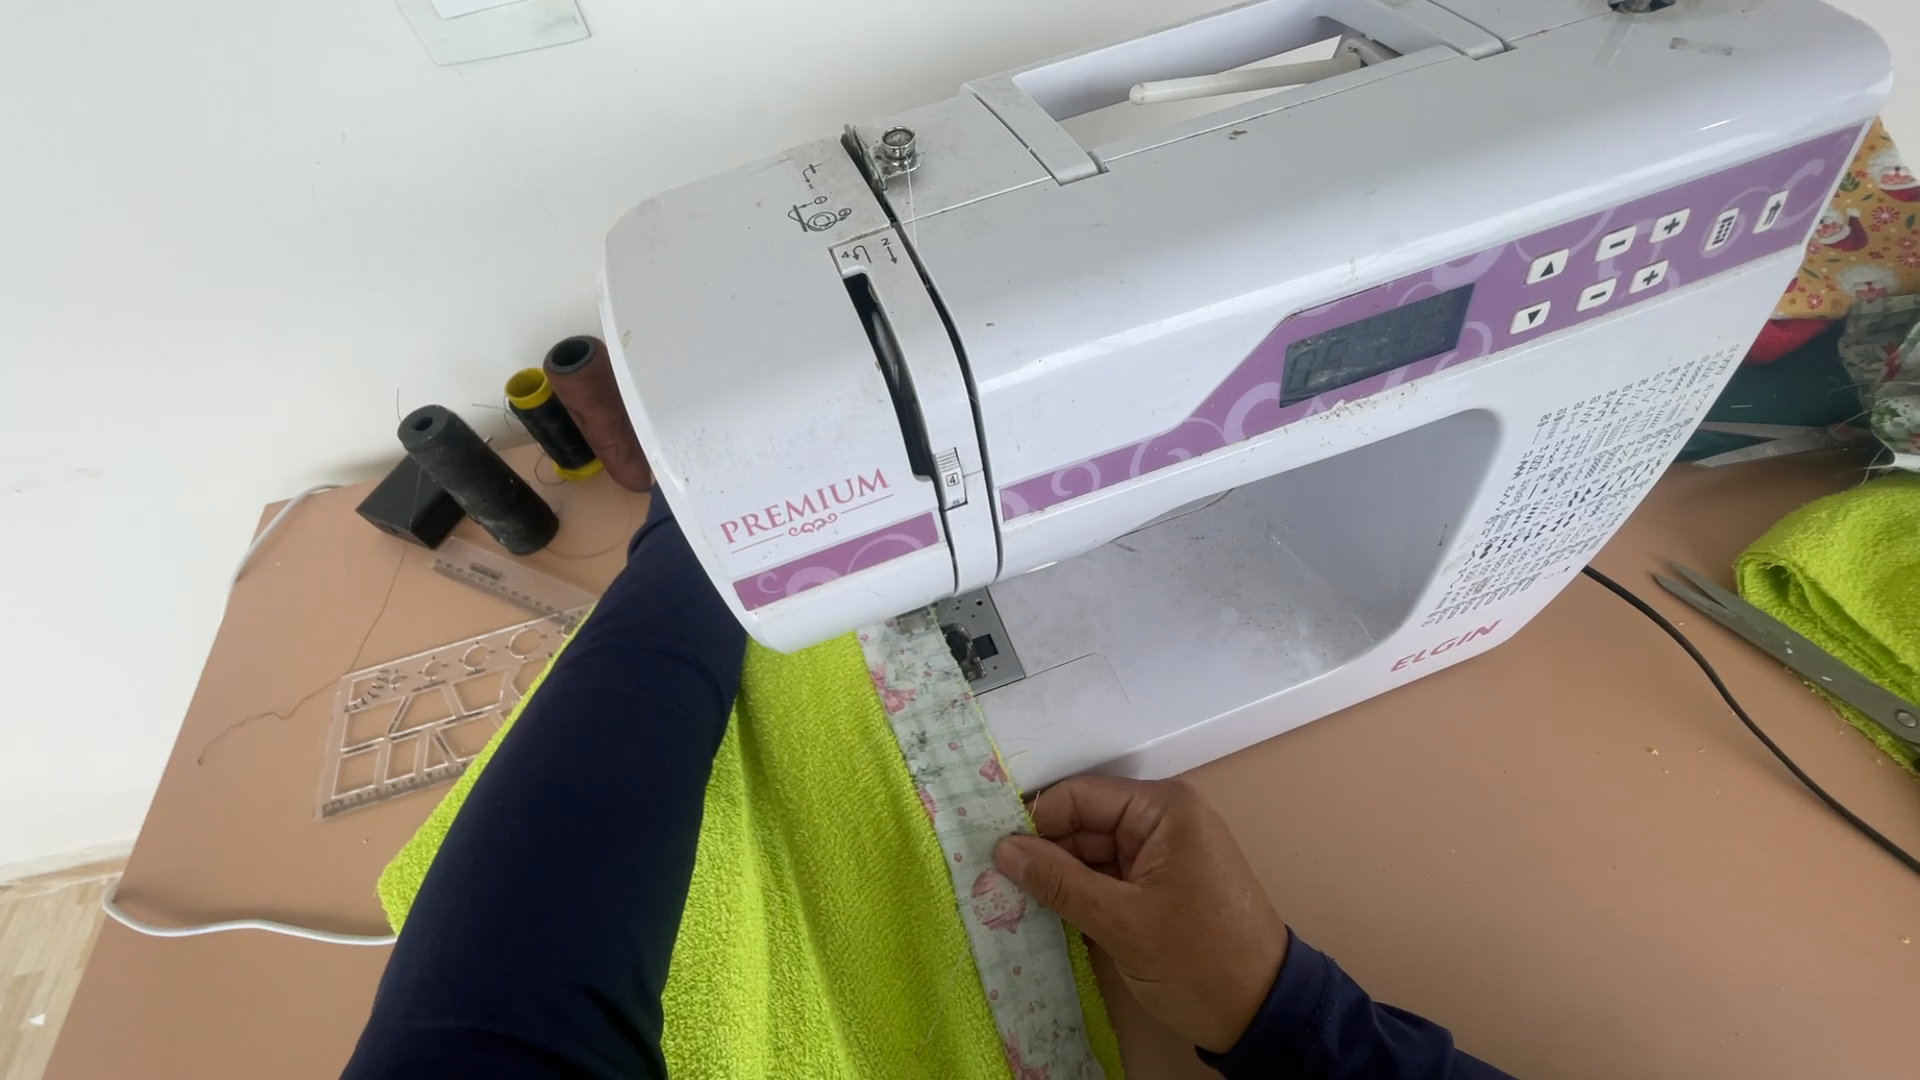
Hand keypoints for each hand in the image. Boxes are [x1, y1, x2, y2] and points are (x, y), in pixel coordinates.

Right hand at [993, 776, 1286, 1053]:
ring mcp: (1162, 849)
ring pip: (1092, 850)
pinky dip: (1084, 891)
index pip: (1080, 796)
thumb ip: (1058, 880)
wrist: (1265, 1018)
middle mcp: (1161, 817)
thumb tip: (1003, 849)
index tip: (996, 853)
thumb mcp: (1121, 922)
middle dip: (1046, 852)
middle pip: (1084, 822)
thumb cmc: (1199, 960)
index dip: (1036, 821)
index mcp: (1161, 808)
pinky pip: (1109, 872)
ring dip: (1062, 876)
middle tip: (1000, 883)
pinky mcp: (1160, 879)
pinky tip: (1054, 912)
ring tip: (1020, 901)